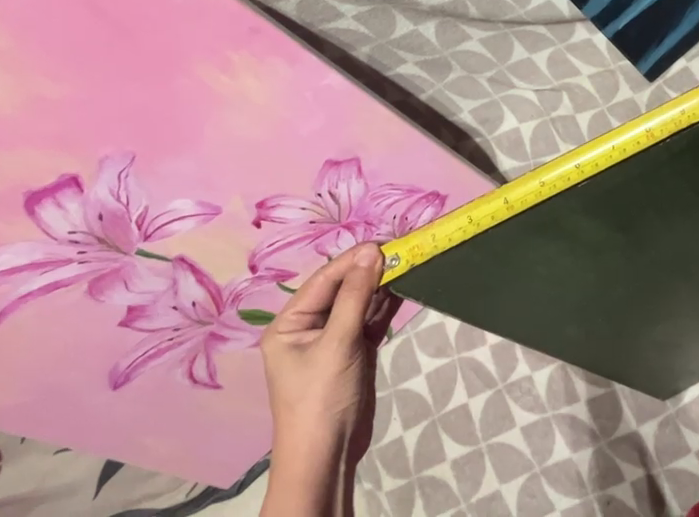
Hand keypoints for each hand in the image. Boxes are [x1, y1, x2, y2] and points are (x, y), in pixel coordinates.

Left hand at [260, 244, 396, 479]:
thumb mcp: (338, 343)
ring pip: (361, 301)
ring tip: (409, 263)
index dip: (354, 260)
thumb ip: (356, 296)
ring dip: (382, 285)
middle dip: (371, 270)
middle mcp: (309, 326)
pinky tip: (405, 287)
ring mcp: (334, 338)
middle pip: (343, 288)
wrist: (327, 454)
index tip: (386, 244)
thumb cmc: (321, 398)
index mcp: (290, 324)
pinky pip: (372, 319)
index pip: (325, 280)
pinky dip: (387, 305)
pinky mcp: (356, 350)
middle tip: (403, 251)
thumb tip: (372, 251)